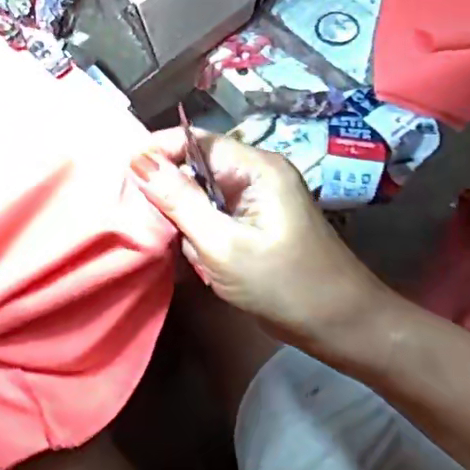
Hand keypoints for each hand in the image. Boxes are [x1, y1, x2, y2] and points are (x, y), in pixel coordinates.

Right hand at [130, 129, 401, 358]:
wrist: (344, 329)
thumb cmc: (286, 287)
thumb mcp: (222, 246)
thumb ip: (179, 201)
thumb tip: (138, 162)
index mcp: (257, 167)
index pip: (194, 140)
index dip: (157, 153)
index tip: (125, 178)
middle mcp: (257, 173)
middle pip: (194, 167)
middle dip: (174, 197)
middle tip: (164, 230)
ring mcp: (258, 197)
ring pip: (200, 194)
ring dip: (188, 222)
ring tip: (195, 255)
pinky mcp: (256, 219)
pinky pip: (214, 213)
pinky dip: (202, 234)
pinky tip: (206, 262)